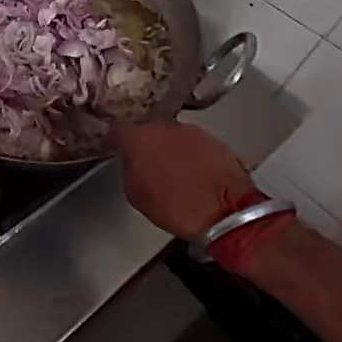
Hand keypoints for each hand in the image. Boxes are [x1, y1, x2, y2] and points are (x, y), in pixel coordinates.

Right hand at [115, 121, 260, 238]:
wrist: (225, 213)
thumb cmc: (177, 209)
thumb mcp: (136, 195)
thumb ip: (129, 170)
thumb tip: (133, 163)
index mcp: (138, 140)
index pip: (118, 129)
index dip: (117, 138)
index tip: (118, 146)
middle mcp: (163, 128)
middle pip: (148, 129)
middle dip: (147, 144)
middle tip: (150, 165)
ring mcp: (190, 131)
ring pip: (172, 135)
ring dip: (171, 148)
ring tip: (176, 172)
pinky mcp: (213, 138)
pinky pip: (194, 143)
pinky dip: (192, 154)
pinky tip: (195, 173)